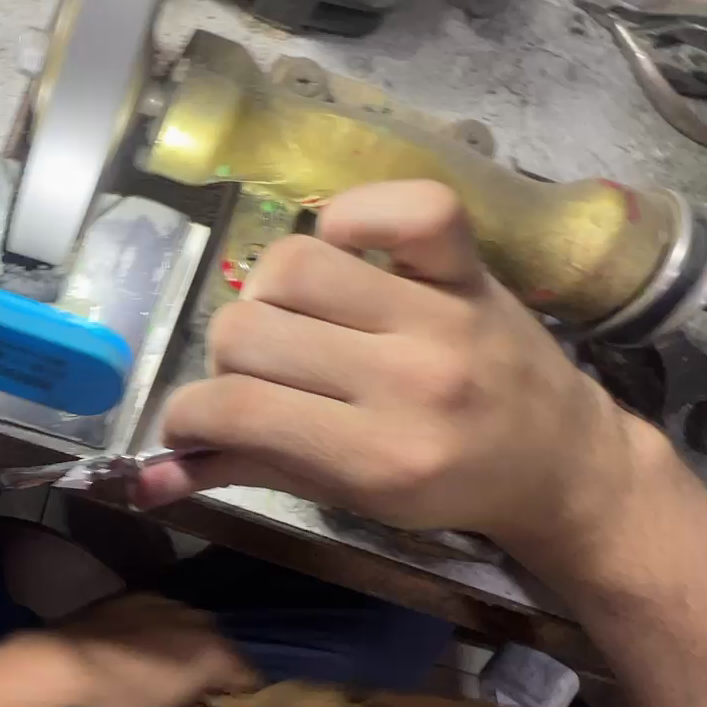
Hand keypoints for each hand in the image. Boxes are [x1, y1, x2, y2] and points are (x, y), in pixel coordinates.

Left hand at [47, 593, 263, 706]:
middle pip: (223, 653)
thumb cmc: (119, 701)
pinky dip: (162, 633)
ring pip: (194, 632)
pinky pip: (165, 617)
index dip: (240, 703)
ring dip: (188, 651)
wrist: (63, 659)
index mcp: (215, 654)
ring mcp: (168, 603)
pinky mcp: (140, 595)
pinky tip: (137, 651)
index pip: (251, 680)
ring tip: (160, 676)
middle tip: (187, 703)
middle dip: (213, 677)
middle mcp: (200, 621)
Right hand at [132, 181, 642, 554]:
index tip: (189, 424)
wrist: (560, 462)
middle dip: (226, 363)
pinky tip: (343, 251)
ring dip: (266, 297)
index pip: (238, 410)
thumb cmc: (440, 489)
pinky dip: (353, 216)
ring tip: (291, 322)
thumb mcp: (342, 497)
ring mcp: (441, 314)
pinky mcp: (469, 268)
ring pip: (293, 266)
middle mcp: (408, 379)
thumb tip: (146, 477)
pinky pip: (403, 208)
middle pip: (249, 332)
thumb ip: (240, 475)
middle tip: (255, 382)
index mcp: (377, 457)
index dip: (185, 415)